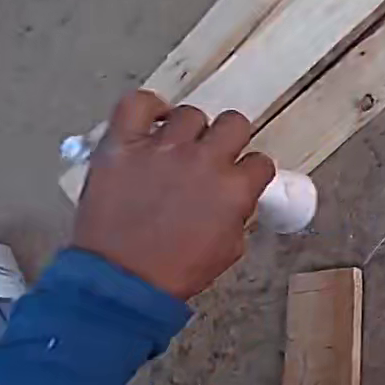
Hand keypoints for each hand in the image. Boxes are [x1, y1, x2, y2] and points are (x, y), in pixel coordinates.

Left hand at [72, 91, 274, 299]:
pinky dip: (149, 107)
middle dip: (232, 138)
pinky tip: (154, 121)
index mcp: (235, 189)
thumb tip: (236, 198)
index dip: (254, 170)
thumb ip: (239, 213)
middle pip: (235, 123)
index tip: (244, 177)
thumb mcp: (230, 247)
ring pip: (192, 114)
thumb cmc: (180, 269)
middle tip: (218, 153)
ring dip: (192, 130)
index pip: (261, 162)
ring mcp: (163, 149)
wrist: (124, 279)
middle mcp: (204, 161)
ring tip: (180, 145)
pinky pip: (138, 104)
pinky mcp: (123, 145)